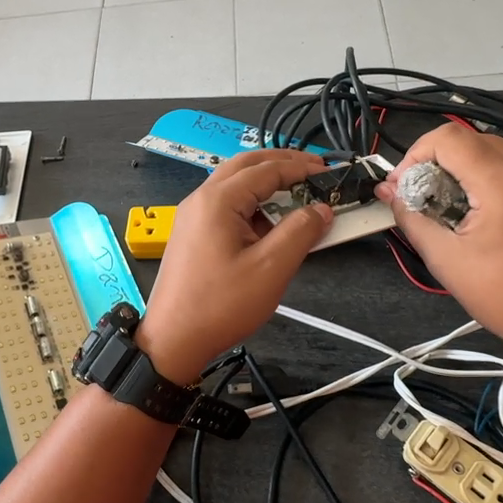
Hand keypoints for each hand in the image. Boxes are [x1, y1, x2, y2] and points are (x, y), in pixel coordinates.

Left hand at [136, 150, 332, 380]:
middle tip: (314, 171)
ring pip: (234, 184)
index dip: (300, 167)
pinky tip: (271, 223)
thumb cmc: (221, 305)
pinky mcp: (192, 233)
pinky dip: (251, 204)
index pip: (265, 169)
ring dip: (266, 183)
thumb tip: (321, 209)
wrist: (173, 339)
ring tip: (298, 195)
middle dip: (281, 163)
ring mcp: (192, 216)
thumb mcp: (270, 269)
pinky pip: (225, 205)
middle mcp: (201, 199)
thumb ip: (299, 232)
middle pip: (245, 166)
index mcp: (218, 200)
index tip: (329, 171)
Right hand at [374, 124, 502, 366]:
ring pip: (495, 150)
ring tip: (456, 208)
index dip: (417, 154)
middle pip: (471, 140)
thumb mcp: (447, 261)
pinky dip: (493, 177)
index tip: (405, 185)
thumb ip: (412, 217)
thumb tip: (387, 189)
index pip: (449, 138)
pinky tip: (488, 212)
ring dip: (466, 169)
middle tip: (425, 199)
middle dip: (439, 163)